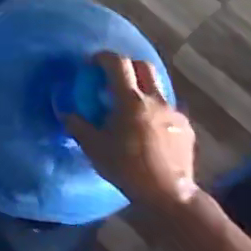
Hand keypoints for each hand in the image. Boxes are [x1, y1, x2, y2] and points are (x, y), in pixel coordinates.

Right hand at [65, 51, 198, 208]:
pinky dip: (154, 111)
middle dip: (127, 66)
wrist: (168, 193)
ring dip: (141, 89)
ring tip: (129, 108)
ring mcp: (174, 112)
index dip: (103, 57)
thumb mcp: (94, 148)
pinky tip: (147, 132)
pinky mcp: (185, 127)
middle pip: (143, 66)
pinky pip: (167, 110)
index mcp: (130, 101)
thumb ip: (78, 126)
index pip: (118, 64)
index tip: (92, 63)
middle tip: (112, 78)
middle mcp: (156, 100)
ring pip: (157, 88)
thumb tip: (65, 112)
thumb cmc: (126, 168)